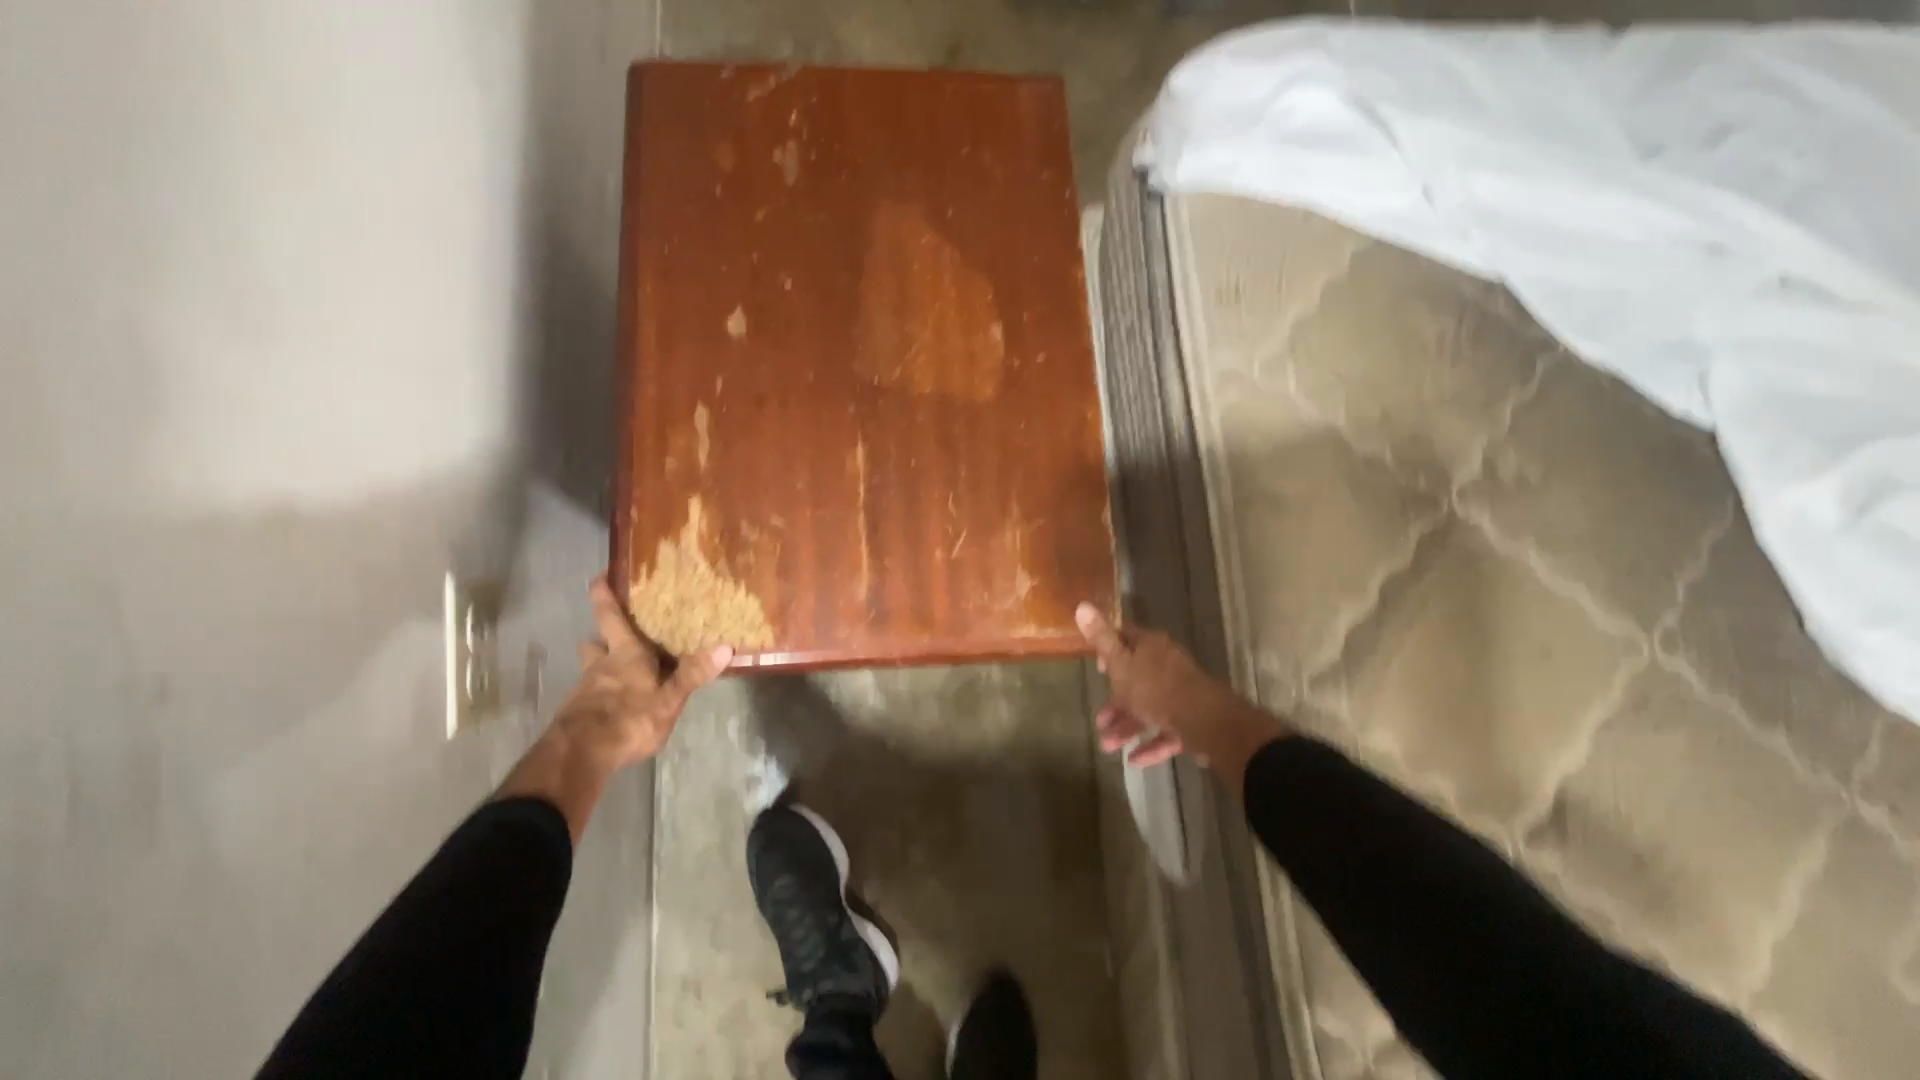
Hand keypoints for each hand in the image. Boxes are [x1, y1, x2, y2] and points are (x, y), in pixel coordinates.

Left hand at [556, 576, 733, 769]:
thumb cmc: (629, 718)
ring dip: (601, 670)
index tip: (598, 577)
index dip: (604, 596)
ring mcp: (585, 691)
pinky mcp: (578, 715)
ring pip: (591, 671)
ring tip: (619, 678)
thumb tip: (726, 646)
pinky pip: (591, 698)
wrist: (581, 754)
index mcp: (624, 655)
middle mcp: (601, 666)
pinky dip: (602, 698)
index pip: (610, 617)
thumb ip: (693, 675)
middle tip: (613, 640)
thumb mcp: (669, 699)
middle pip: (594, 644)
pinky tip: (614, 710)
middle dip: (602, 640)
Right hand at [1075, 603, 1288, 784]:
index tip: (1098, 668)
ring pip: (1149, 709)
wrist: (1203, 720)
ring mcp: (1181, 694)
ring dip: (1127, 727)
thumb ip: (1101, 639)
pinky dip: (1151, 744)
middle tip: (1099, 719)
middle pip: (1136, 680)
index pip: (1126, 638)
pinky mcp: (1191, 720)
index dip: (1109, 650)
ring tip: (1108, 745)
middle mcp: (1168, 666)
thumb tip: (1082, 605)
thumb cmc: (1154, 688)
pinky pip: (1167, 731)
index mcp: (1151, 647)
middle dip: (1115, 702)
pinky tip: (1134, 759)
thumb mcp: (1120, 663)